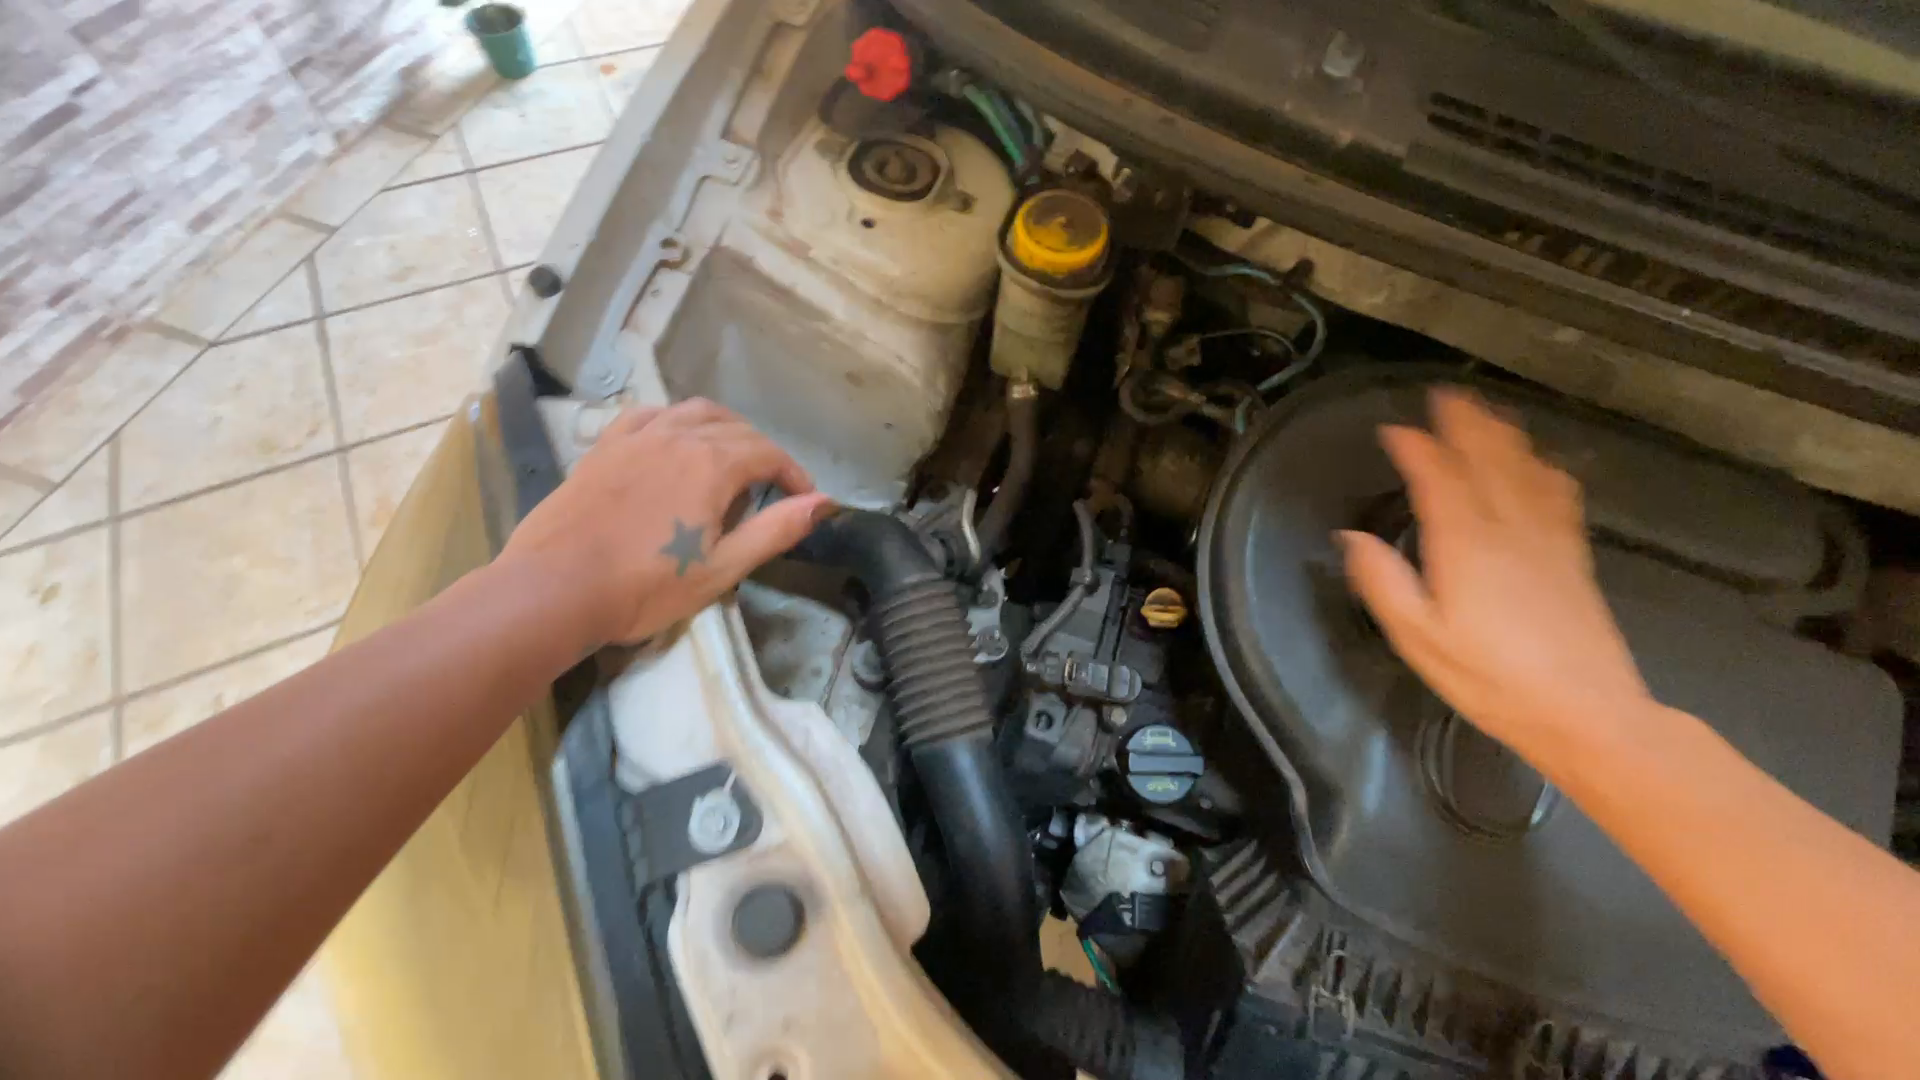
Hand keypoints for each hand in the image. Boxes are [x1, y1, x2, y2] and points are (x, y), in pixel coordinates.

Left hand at [499, 399, 834, 646]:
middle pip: (736, 430)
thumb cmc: (645, 587)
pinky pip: (648, 415)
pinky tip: (674, 438)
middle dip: (764, 453)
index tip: (805, 499)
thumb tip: (825, 503)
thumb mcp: (722, 568)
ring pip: (693, 412)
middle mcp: (678, 437)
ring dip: (724, 428)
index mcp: (712, 464)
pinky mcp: (604, 447)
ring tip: (732, 456)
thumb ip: (776, 530)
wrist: (554, 589)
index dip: (794, 474)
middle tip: (773, 487)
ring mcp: (636, 438)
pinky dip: (675, 421)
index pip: (768, 454)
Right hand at [1339, 389, 1652, 761]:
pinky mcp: (1572, 558)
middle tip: (1446, 395)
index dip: (1418, 448)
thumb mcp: (1419, 639)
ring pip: (1526, 471)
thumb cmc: (1489, 680)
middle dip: (1466, 425)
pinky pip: (1559, 497)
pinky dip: (1544, 469)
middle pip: (1488, 461)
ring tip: (1488, 414)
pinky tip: (1541, 463)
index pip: (1439, 480)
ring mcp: (1547, 541)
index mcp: (1466, 548)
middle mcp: (1509, 532)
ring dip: (1504, 437)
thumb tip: (1353, 538)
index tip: (1395, 429)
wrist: (1586, 714)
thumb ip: (1384, 583)